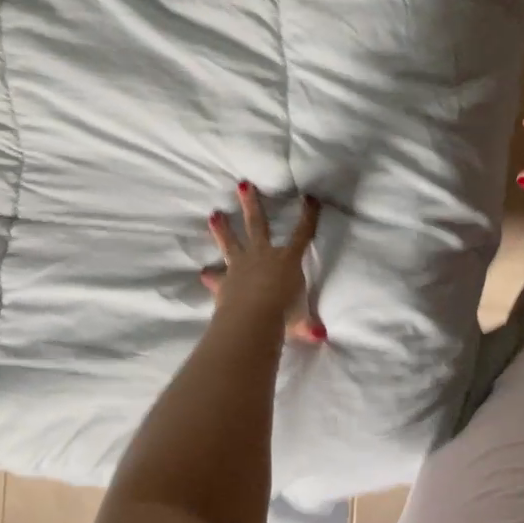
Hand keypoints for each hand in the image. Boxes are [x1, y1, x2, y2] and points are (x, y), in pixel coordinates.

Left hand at [203, 182, 324, 341]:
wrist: (252, 320)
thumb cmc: (284, 315)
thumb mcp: (300, 321)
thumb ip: (307, 326)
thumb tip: (320, 337)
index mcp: (288, 260)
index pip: (303, 233)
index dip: (308, 215)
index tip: (309, 198)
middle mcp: (263, 256)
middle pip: (258, 224)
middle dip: (251, 205)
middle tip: (242, 185)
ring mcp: (240, 267)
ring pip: (230, 242)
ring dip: (222, 229)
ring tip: (213, 215)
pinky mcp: (223, 283)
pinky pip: (216, 278)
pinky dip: (211, 277)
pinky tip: (203, 274)